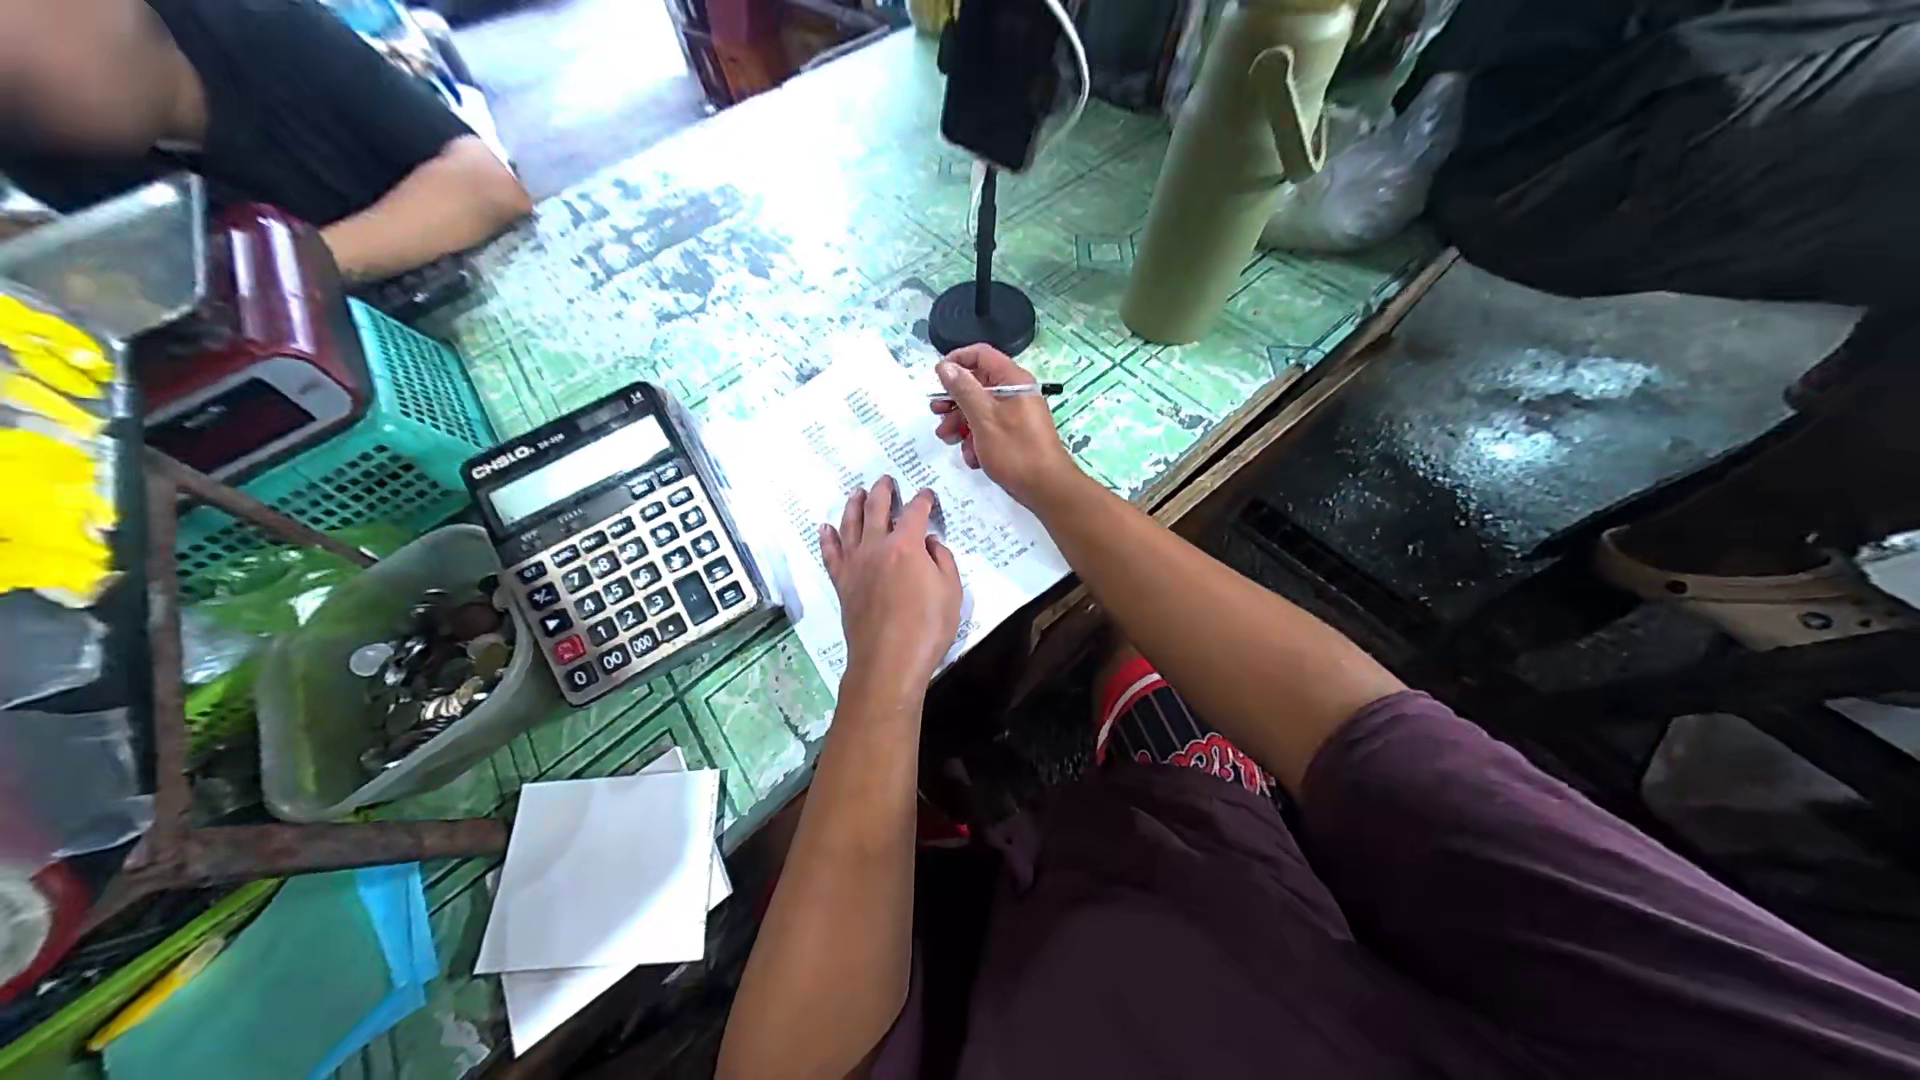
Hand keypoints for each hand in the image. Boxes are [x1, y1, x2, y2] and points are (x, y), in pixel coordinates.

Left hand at [820, 476, 962, 686]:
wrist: (888, 661)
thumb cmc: (927, 627)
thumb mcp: (951, 591)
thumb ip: (942, 561)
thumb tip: (929, 545)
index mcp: (906, 546)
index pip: (915, 512)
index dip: (923, 500)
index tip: (927, 495)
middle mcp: (876, 547)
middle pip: (877, 509)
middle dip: (884, 491)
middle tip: (886, 480)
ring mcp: (855, 564)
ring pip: (850, 524)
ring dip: (855, 505)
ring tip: (858, 492)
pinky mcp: (842, 582)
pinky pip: (831, 553)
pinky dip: (827, 538)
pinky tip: (825, 527)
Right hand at [931, 345, 1082, 509]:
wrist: (1046, 489)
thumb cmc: (1016, 450)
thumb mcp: (984, 418)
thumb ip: (963, 390)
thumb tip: (945, 366)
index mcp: (1012, 380)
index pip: (981, 355)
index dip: (956, 361)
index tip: (936, 378)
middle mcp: (1014, 393)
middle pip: (977, 385)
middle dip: (954, 401)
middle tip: (936, 414)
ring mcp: (1015, 415)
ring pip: (979, 410)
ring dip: (961, 424)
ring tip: (950, 440)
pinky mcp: (1013, 436)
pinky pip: (988, 430)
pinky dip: (976, 441)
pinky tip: (973, 457)